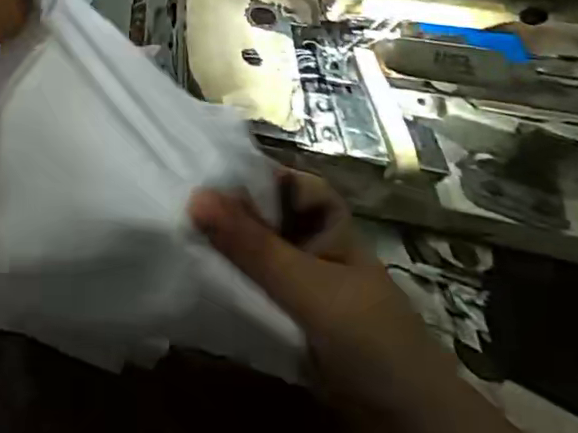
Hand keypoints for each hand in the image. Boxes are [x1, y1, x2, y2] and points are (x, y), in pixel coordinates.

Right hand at [190, 170, 517, 432]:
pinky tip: (189, 276)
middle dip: (215, 211)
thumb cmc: (372, 338)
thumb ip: (254, 246)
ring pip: (246, 248)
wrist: (412, 422)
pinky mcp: (283, 311)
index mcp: (320, 213)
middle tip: (165, 205)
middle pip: (252, 210)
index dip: (230, 171)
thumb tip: (194, 196)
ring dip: (215, 248)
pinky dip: (222, 281)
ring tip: (168, 236)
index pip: (269, 175)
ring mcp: (293, 275)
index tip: (183, 170)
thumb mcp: (309, 288)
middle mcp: (304, 235)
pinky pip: (245, 284)